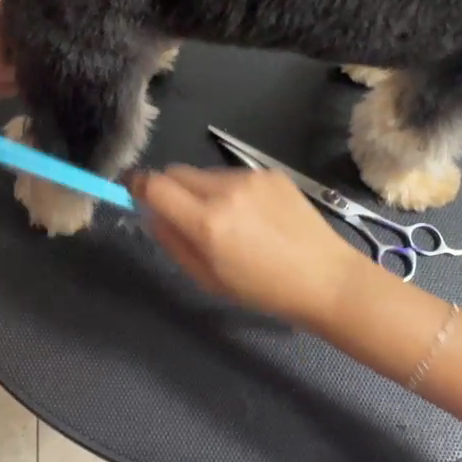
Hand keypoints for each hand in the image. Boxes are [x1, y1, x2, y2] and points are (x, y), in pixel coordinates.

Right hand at [130, 166, 372, 327]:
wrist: (325, 278)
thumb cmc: (263, 290)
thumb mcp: (208, 279)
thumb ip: (172, 243)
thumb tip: (149, 215)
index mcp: (207, 222)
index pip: (154, 185)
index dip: (138, 187)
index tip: (135, 195)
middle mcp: (225, 190)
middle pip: (175, 172)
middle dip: (170, 190)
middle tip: (184, 217)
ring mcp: (250, 177)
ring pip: (204, 174)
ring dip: (202, 191)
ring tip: (229, 223)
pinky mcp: (271, 172)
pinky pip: (233, 175)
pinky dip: (231, 191)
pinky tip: (254, 217)